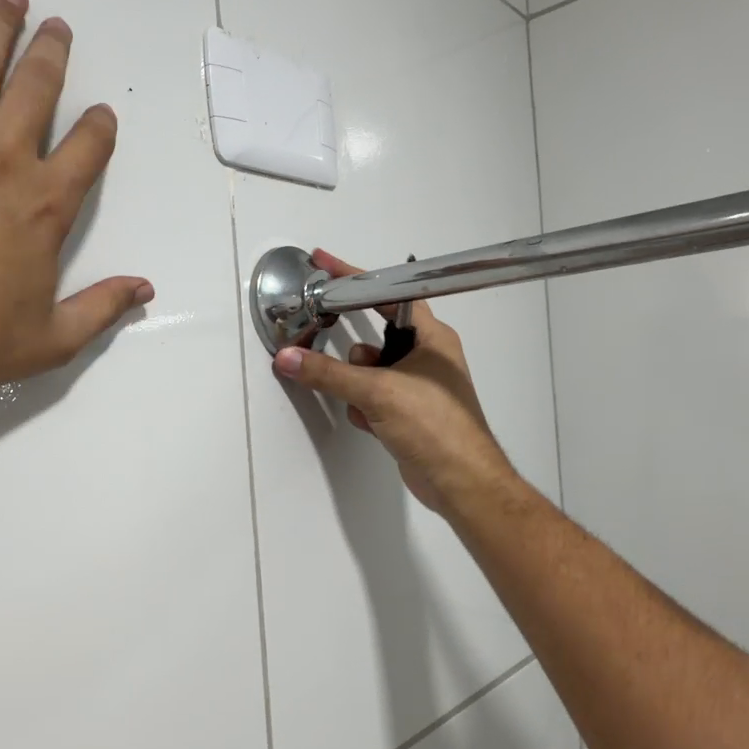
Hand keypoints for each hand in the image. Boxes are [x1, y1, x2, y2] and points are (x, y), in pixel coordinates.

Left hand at [0, 0, 150, 421]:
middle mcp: (3, 158)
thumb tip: (145, 290)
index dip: (100, 126)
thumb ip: (103, 307)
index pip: (89, 146)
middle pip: (37, 88)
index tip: (101, 114)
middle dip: (52, 53)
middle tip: (57, 27)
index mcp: (47, 205)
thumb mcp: (52, 339)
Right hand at [272, 251, 514, 512]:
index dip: (355, 280)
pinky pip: (373, 397)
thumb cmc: (435, 426)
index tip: (324, 266)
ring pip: (371, 370)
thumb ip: (328, 373)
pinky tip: (367, 422)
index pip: (388, 294)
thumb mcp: (377, 392)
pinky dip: (364, 407)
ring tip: (361, 401)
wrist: (459, 482)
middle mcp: (427, 357)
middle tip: (334, 353)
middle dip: (354, 353)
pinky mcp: (408, 415)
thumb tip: (289, 358)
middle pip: (375, 335)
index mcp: (432, 337)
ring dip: (357, 384)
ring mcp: (418, 387)